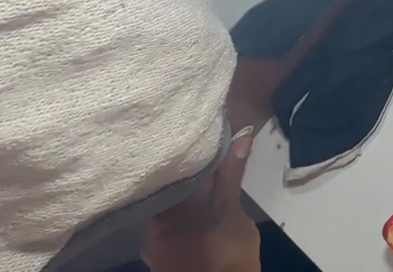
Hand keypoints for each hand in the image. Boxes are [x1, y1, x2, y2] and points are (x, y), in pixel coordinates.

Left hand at [142, 125, 260, 271]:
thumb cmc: (227, 254)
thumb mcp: (232, 211)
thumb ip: (231, 174)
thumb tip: (241, 136)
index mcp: (163, 218)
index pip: (168, 177)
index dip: (183, 156)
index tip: (198, 136)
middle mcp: (151, 230)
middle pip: (168, 190)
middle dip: (187, 171)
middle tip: (207, 147)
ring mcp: (156, 245)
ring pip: (171, 206)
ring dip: (188, 189)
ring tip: (208, 168)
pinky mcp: (164, 256)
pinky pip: (172, 221)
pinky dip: (186, 208)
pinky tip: (203, 200)